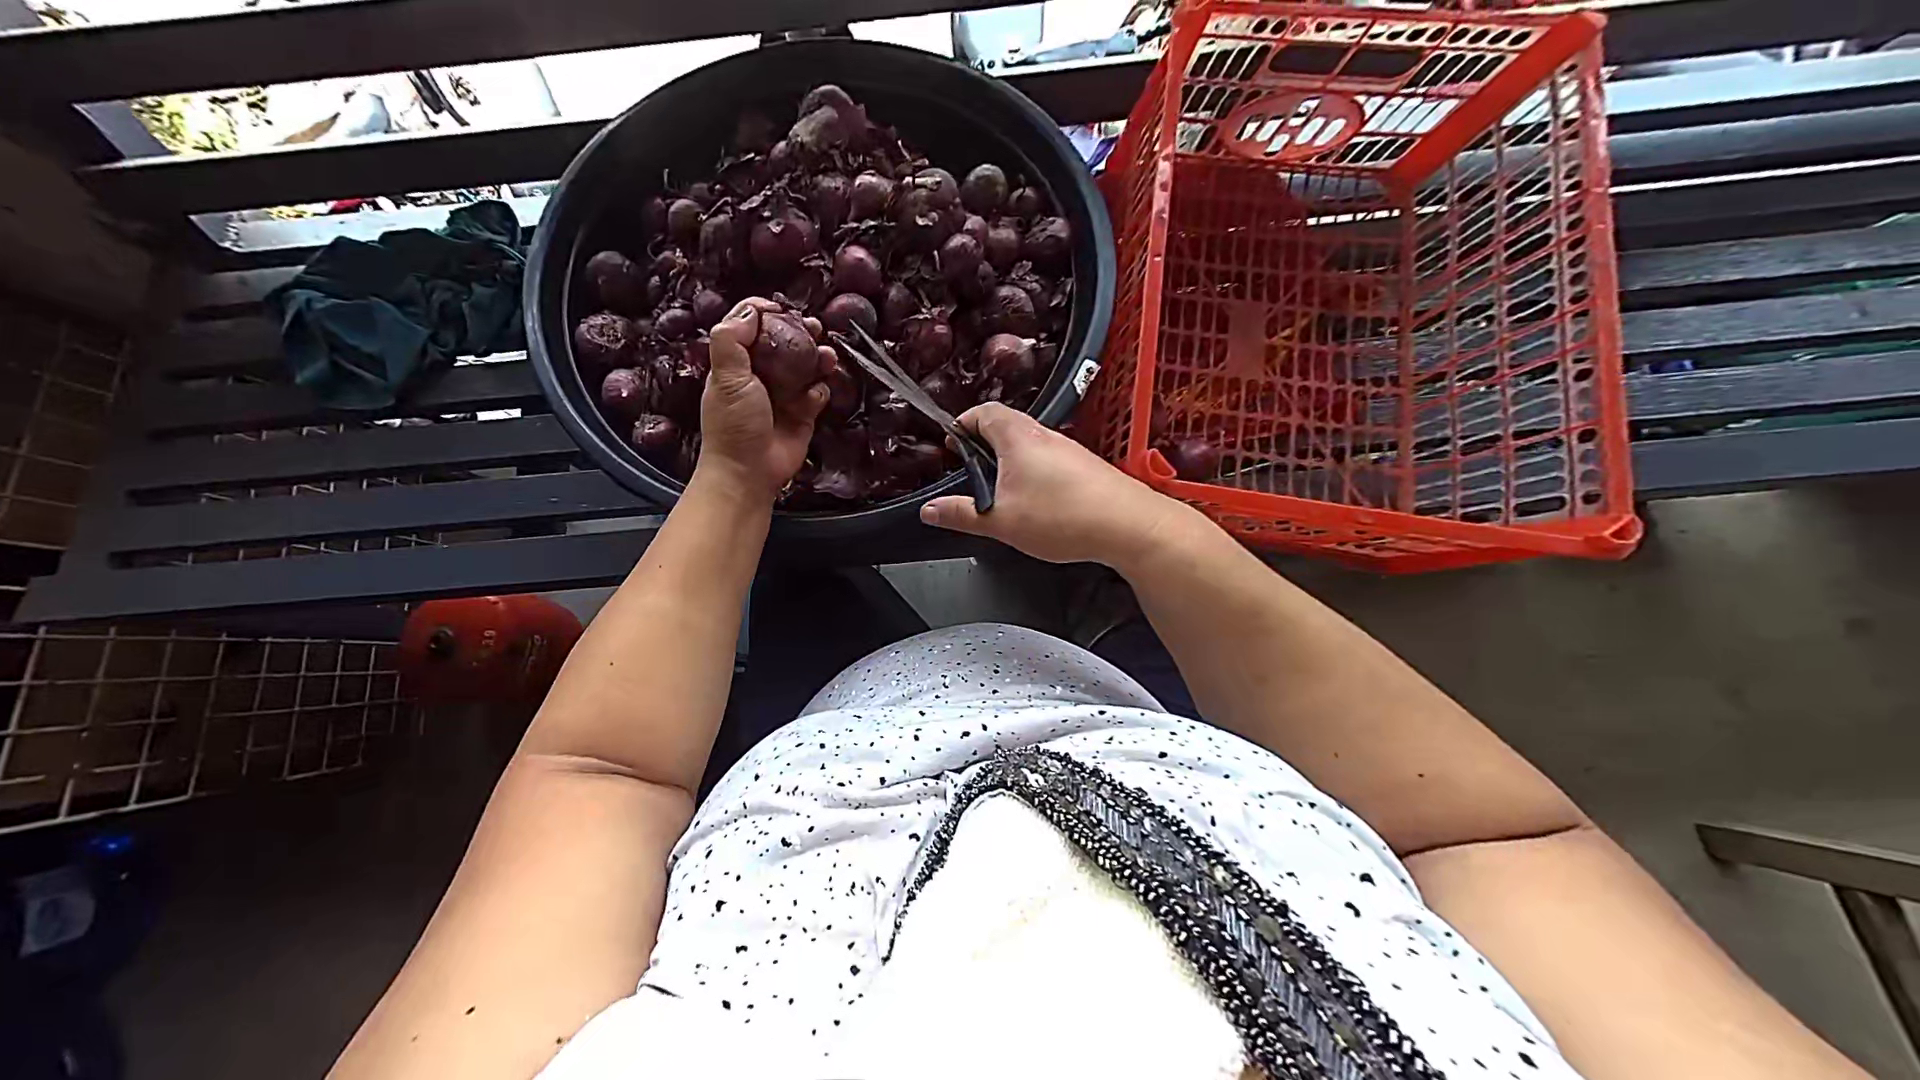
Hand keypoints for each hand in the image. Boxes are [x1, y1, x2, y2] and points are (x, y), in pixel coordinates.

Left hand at [696, 298, 831, 498]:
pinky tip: (815, 395)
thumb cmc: (733, 425)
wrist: (749, 472)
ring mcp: (783, 393)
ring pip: (805, 365)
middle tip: (814, 328)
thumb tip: (750, 310)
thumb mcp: (726, 378)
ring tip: (827, 356)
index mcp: (736, 361)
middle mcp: (760, 373)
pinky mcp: (802, 412)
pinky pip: (817, 392)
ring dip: (818, 357)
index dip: (765, 311)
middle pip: (784, 340)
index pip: (749, 324)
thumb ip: (732, 340)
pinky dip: (819, 390)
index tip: (783, 309)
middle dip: (801, 331)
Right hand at [919, 403, 1188, 565]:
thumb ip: (962, 513)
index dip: (962, 423)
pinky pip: (1051, 461)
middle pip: (1006, 426)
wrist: (1128, 525)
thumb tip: (930, 509)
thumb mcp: (1000, 521)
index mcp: (1017, 437)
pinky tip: (1034, 503)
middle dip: (983, 444)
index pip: (982, 412)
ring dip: (1009, 460)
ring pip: (1029, 445)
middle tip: (969, 468)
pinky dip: (1034, 473)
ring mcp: (1068, 449)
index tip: (951, 441)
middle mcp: (1044, 435)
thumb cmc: (1063, 516)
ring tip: (999, 490)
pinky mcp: (1085, 467)